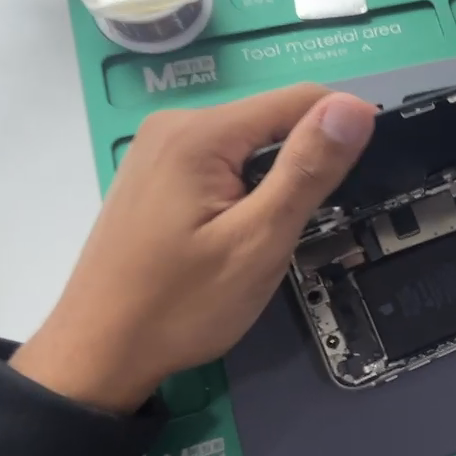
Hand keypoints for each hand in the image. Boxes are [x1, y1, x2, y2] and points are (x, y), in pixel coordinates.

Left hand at [11, 84, 376, 411]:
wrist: (100, 355)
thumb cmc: (182, 305)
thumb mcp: (259, 240)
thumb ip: (308, 170)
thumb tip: (355, 108)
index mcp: (202, 133)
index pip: (303, 99)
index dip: (342, 133)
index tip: (355, 184)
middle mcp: (177, 125)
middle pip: (274, 119)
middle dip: (305, 162)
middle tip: (305, 225)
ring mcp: (160, 150)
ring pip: (251, 143)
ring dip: (276, 180)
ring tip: (269, 235)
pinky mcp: (156, 175)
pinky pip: (223, 162)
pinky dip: (247, 189)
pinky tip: (238, 232)